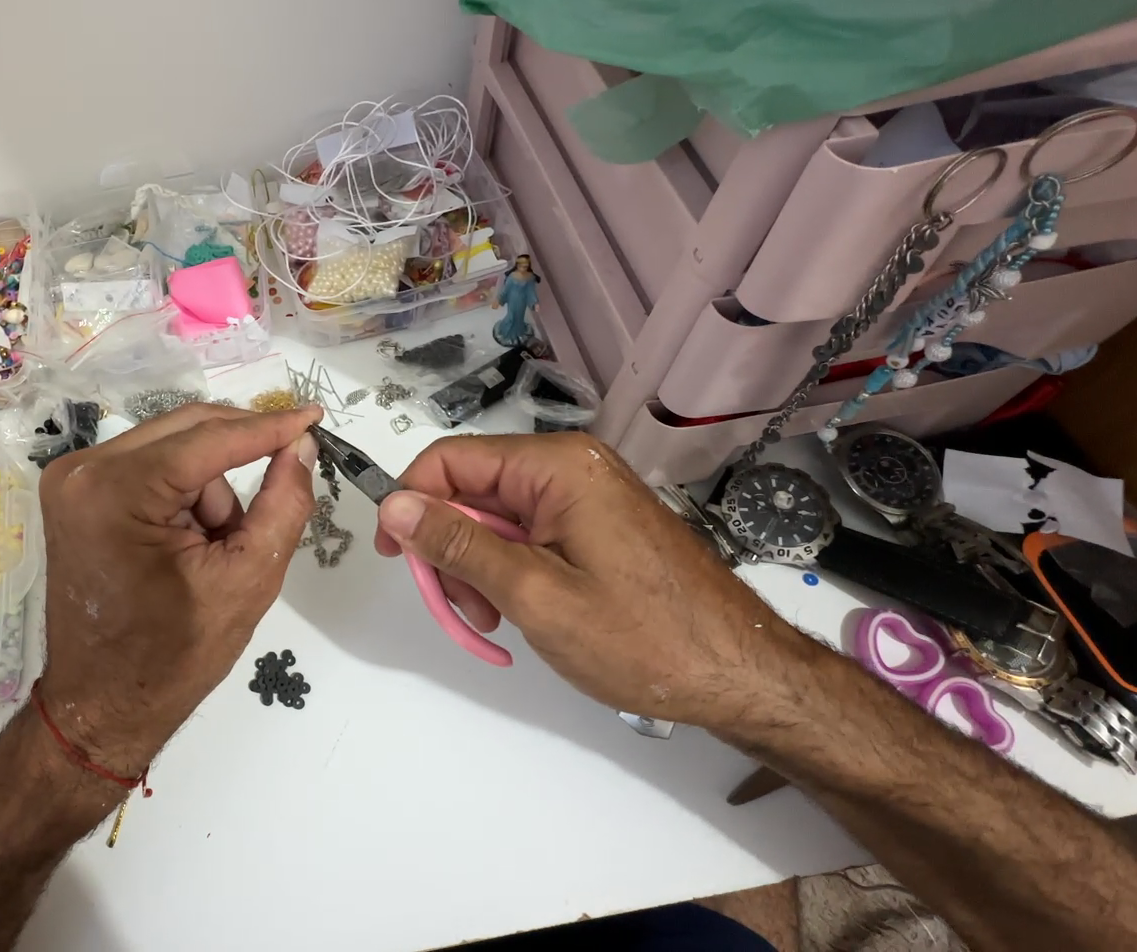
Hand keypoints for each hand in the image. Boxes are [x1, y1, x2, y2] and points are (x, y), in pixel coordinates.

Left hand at [38, 403, 322, 774]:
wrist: (104, 703)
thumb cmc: (172, 655)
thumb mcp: (246, 580)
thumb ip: (283, 504)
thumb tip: (301, 445)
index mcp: (113, 491)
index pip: (207, 440)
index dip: (268, 426)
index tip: (315, 414)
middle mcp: (82, 470)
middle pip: (187, 431)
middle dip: (241, 456)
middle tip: (290, 468)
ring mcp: (74, 479)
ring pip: (175, 449)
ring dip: (210, 489)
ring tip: (214, 550)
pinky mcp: (79, 492)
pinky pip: (153, 467)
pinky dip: (185, 495)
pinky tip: (188, 545)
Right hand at [372, 433, 808, 730]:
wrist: (743, 676)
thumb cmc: (641, 638)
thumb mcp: (534, 594)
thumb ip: (458, 545)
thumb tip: (393, 504)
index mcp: (555, 466)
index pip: (451, 459)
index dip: (410, 502)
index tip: (394, 557)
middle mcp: (568, 466)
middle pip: (471, 490)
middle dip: (450, 549)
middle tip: (460, 610)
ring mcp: (584, 495)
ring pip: (494, 518)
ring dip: (477, 568)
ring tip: (495, 621)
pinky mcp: (593, 524)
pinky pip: (526, 535)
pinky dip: (508, 572)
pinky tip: (517, 611)